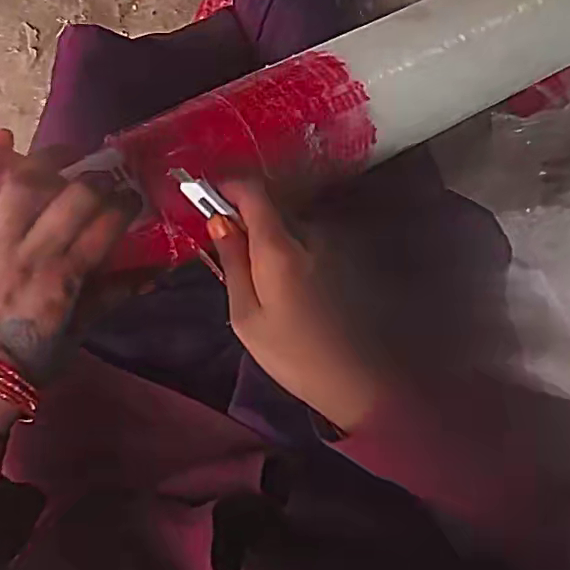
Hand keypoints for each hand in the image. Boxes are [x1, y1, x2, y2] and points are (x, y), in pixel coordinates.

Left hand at [0, 139, 138, 431]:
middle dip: (98, 178)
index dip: (126, 203)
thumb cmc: (28, 361)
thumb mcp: (79, 332)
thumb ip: (114, 295)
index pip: (106, 224)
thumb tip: (156, 271)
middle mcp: (30, 253)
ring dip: (50, 159)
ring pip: (24, 184)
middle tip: (105, 174)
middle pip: (74, 196)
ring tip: (65, 154)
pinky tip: (7, 139)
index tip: (132, 197)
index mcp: (64, 278)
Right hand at [210, 180, 382, 430]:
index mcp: (280, 247)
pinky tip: (289, 291)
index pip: (253, 191)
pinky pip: (307, 242)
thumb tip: (218, 221)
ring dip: (268, 238)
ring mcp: (333, 246)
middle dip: (244, 219)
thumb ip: (232, 262)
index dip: (227, 186)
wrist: (362, 382)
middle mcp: (310, 235)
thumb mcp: (246, 316)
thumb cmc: (294, 355)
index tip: (206, 196)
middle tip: (227, 252)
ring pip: (289, 225)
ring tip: (260, 282)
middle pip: (271, 207)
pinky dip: (289, 251)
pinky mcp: (346, 261)